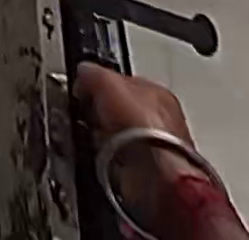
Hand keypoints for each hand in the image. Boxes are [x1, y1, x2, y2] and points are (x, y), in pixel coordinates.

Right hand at [75, 64, 205, 226]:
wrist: (155, 175)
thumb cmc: (142, 126)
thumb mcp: (105, 81)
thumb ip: (92, 72)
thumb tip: (84, 72)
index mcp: (159, 93)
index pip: (123, 81)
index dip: (100, 84)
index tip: (84, 89)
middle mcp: (165, 120)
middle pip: (122, 109)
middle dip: (102, 113)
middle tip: (90, 114)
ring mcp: (160, 149)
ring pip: (120, 135)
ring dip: (105, 136)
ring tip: (96, 138)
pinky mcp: (152, 176)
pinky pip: (121, 159)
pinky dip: (110, 157)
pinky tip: (105, 156)